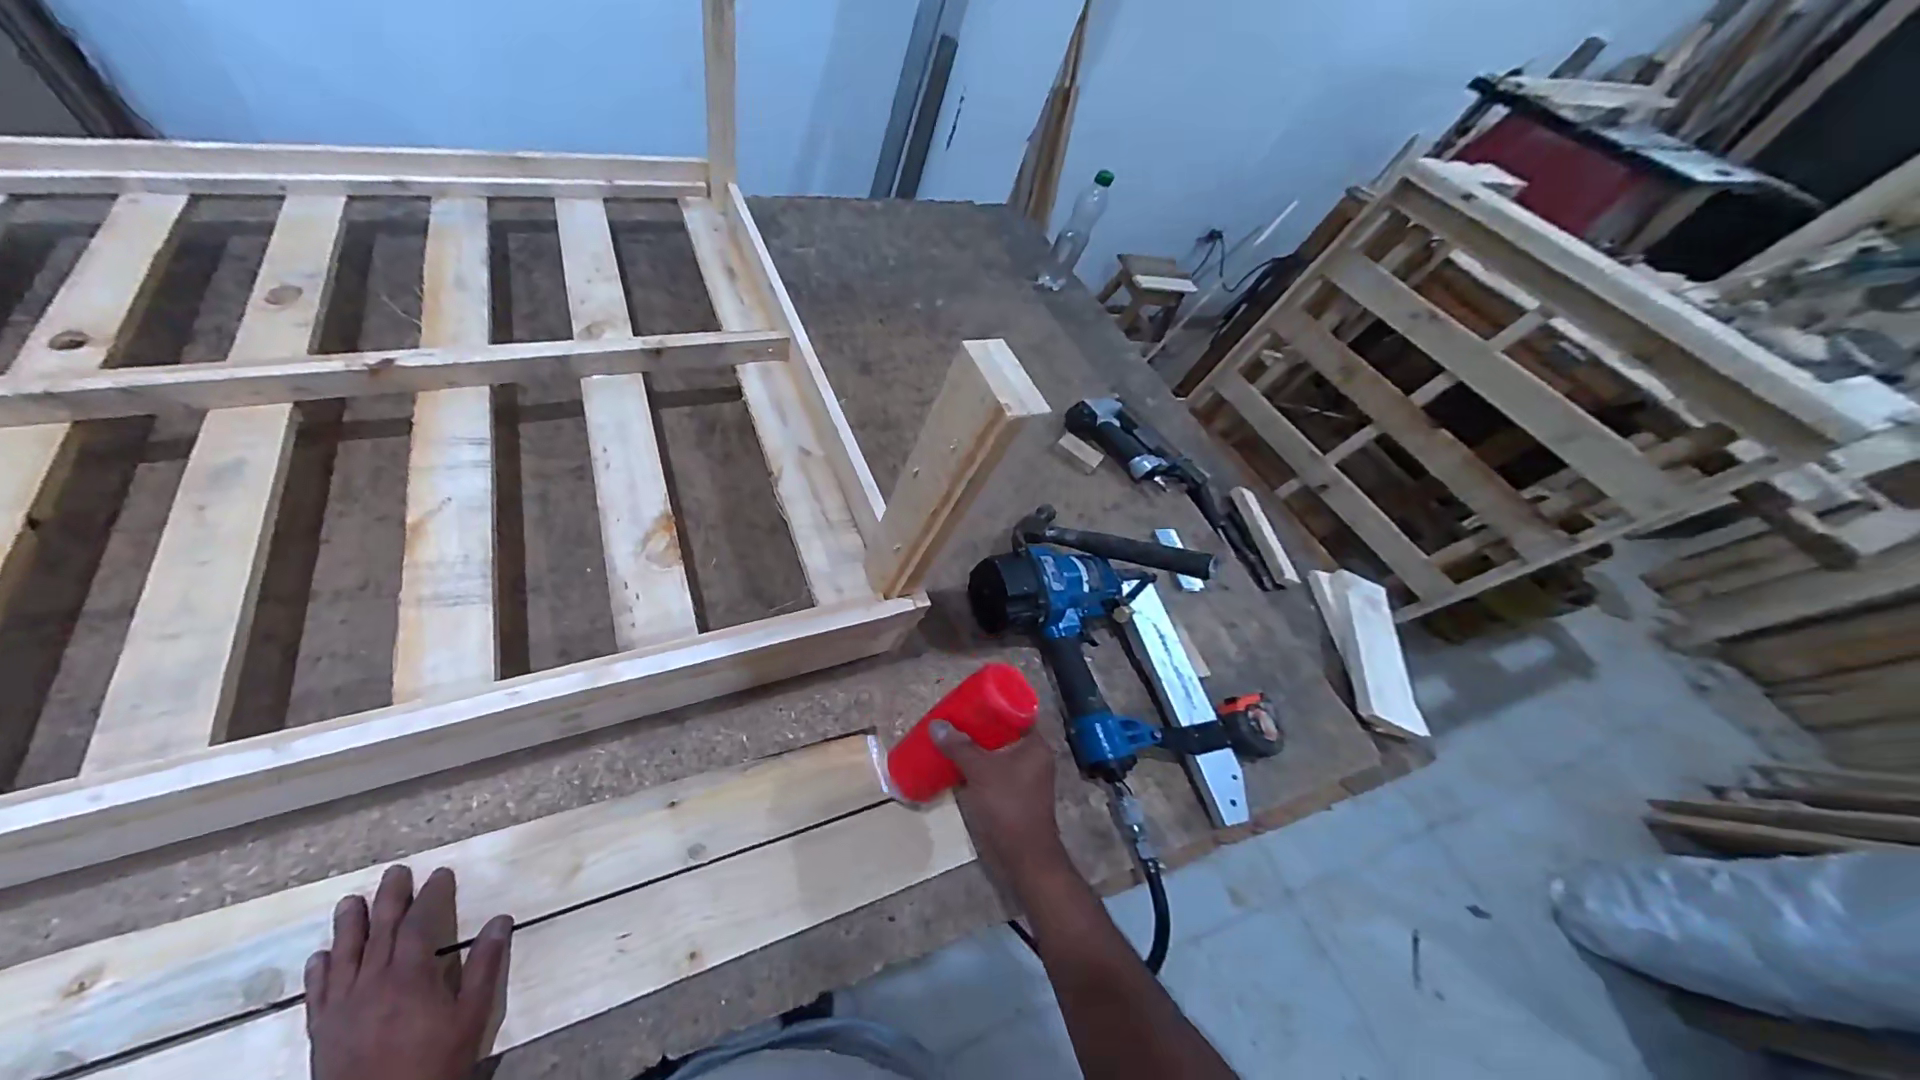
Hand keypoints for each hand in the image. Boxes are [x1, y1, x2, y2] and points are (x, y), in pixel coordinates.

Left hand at [306, 865, 512, 1079]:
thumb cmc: (435, 1064)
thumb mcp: (472, 1016)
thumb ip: (485, 965)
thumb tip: (501, 919)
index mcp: (410, 976)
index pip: (420, 923)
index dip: (432, 895)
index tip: (441, 873)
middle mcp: (371, 984)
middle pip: (379, 931)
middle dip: (389, 899)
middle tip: (395, 872)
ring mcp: (341, 1008)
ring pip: (343, 956)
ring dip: (347, 926)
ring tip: (350, 901)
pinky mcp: (322, 1032)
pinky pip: (318, 994)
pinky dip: (319, 971)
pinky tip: (319, 957)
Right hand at [930, 720, 1071, 886]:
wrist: (1024, 856)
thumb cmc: (1008, 806)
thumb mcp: (980, 772)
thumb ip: (959, 747)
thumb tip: (937, 725)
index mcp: (1035, 745)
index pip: (1018, 713)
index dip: (995, 705)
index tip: (972, 700)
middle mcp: (1034, 757)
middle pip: (1005, 733)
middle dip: (981, 727)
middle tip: (957, 718)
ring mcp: (1026, 778)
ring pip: (999, 754)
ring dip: (978, 748)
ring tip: (952, 737)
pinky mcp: (1015, 794)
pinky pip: (995, 771)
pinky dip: (979, 767)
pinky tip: (958, 764)